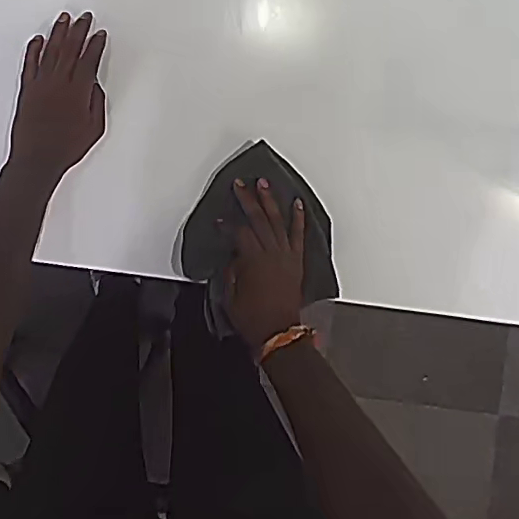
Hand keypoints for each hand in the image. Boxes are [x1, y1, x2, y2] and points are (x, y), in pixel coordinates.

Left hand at [7, 11, 107, 184]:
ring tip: (64, 19)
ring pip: (51, 50)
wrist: (37, 159)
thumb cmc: (65, 147)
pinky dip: (34, 49)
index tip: (99, 34)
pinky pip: (30, 63)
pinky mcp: (27, 89)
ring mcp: (41, 84)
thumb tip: (94, 85)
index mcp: (78, 91)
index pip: (89, 59)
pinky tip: (38, 39)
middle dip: (79, 30)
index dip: (95, 44)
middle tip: (84, 18)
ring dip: (58, 32)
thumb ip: (96, 102)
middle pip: (71, 49)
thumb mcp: (94, 127)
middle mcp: (59, 83)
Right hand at [225, 177, 307, 348]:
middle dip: (248, 199)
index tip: (220, 221)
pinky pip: (298, 235)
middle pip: (258, 219)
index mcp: (253, 260)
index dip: (228, 225)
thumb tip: (233, 257)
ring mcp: (286, 256)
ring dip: (270, 201)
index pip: (239, 233)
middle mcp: (271, 254)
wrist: (279, 334)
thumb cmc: (253, 319)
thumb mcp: (231, 296)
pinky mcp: (297, 261)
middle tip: (241, 184)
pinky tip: (297, 204)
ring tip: (264, 184)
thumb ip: (231, 272)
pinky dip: (299, 218)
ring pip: (277, 221)